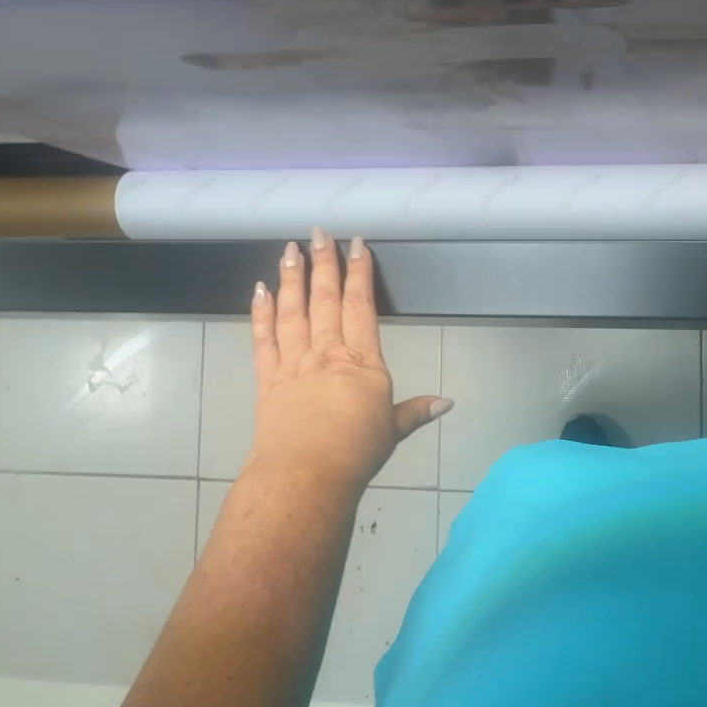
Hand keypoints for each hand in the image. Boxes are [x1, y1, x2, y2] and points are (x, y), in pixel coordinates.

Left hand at [245, 228, 452, 488]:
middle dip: (324, 263)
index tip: (357, 244)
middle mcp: (327, 353)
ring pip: (292, 311)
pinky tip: (259, 289)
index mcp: (362, 362)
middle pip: (325, 299)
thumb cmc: (355, 453)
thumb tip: (447, 402)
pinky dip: (261, 312)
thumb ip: (416, 411)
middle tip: (319, 231)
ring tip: (290, 249)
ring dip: (292, 277)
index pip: (361, 306)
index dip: (360, 273)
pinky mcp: (268, 379)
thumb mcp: (393, 430)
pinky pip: (263, 338)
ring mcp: (294, 363)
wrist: (305, 474)